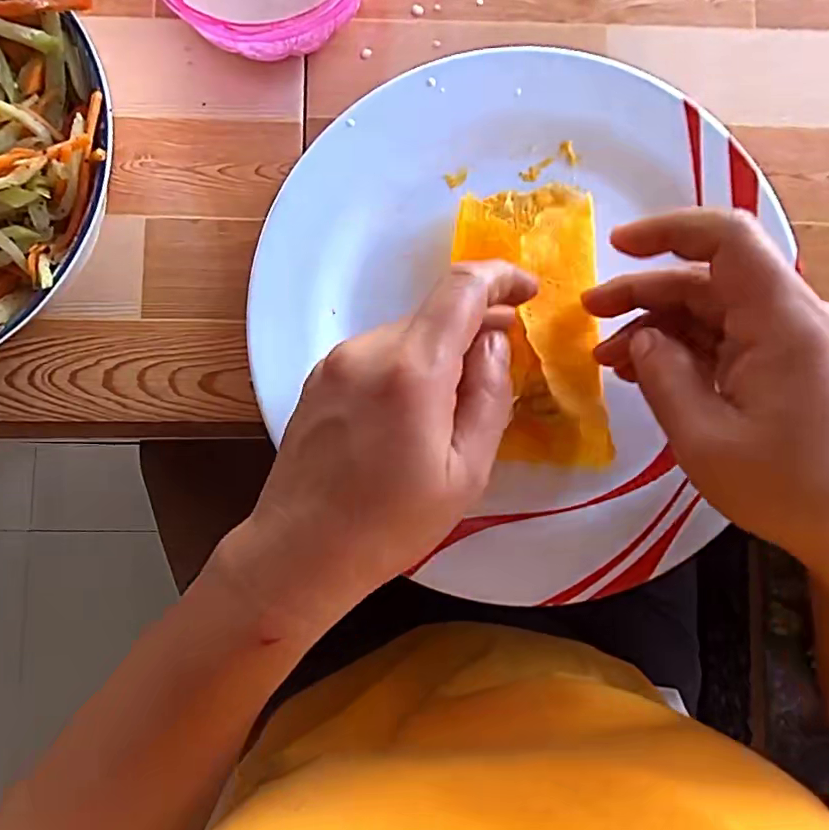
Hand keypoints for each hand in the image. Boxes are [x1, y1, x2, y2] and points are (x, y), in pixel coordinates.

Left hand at [226, 261, 536, 628]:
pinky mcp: (319, 377)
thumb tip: (493, 340)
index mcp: (410, 369)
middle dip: (476, 324)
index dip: (501, 278)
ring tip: (458, 399)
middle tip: (504, 357)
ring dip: (441, 350)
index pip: (461, 288)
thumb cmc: (392, 524)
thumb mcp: (466, 470)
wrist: (300, 551)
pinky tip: (415, 408)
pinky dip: (409, 364)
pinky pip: (379, 353)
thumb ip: (489, 394)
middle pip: (434, 313)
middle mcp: (367, 350)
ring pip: (407, 334)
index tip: (528, 291)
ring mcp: (337, 361)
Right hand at [582, 209, 828, 568]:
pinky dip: (695, 349)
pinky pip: (740, 339)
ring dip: (665, 328)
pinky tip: (655, 371)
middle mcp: (803, 316)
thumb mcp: (703, 438)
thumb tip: (641, 338)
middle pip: (714, 281)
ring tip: (612, 360)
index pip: (727, 239)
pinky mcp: (806, 363)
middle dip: (646, 295)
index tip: (616, 244)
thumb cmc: (787, 489)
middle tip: (590, 318)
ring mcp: (807, 340)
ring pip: (722, 312)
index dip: (667, 230)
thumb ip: (662, 376)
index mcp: (786, 321)